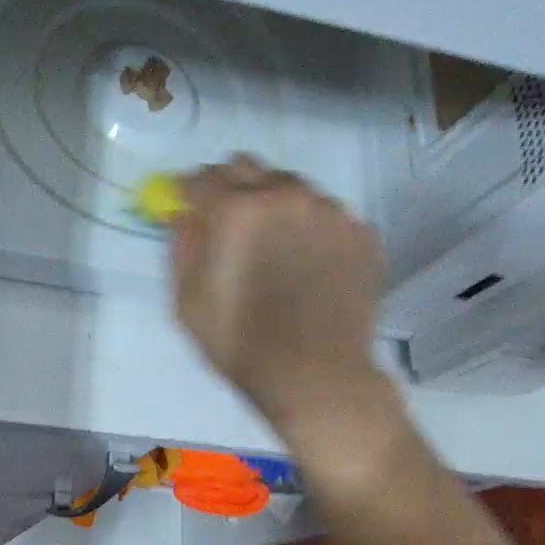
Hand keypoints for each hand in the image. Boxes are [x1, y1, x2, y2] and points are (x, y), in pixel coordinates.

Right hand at [171, 157, 385, 436]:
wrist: (316, 375)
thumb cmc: (240, 343)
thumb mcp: (188, 301)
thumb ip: (183, 247)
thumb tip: (185, 217)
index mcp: (238, 209)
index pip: (203, 178)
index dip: (188, 193)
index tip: (185, 209)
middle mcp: (288, 195)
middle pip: (250, 168)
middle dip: (231, 189)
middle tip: (226, 226)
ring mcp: (331, 211)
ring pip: (292, 189)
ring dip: (274, 207)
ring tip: (272, 249)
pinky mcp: (362, 233)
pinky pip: (326, 216)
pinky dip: (309, 230)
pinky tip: (305, 267)